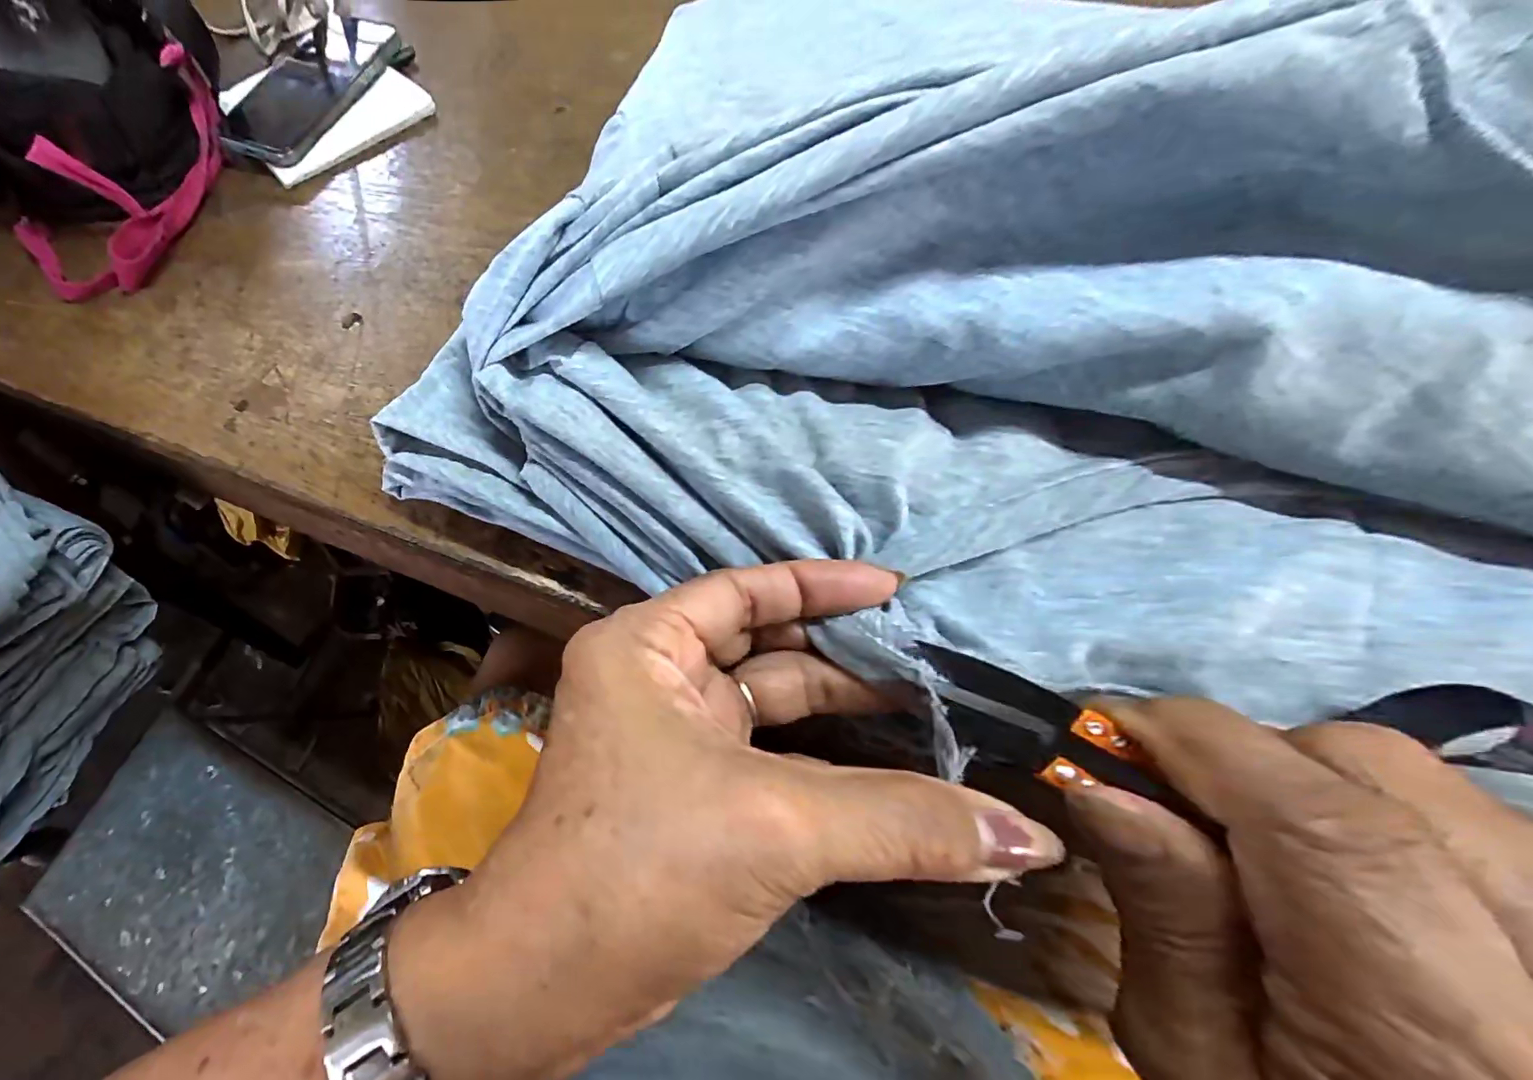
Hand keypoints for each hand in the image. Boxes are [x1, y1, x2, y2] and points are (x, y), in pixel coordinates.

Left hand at [390, 560, 1064, 1079]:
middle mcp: (652, 679)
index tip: (894, 590)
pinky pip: (770, 759)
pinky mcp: (691, 795)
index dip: (817, 584)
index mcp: (643, 646)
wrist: (551, 975)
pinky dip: (827, 765)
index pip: (740, 591)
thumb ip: (901, 820)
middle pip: (760, 645)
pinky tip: (894, 775)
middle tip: (928, 657)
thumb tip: (1034, 839)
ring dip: (841, 713)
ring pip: (769, 708)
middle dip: (840, 653)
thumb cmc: (643, 863)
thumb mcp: (773, 824)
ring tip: (929, 710)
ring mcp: (671, 739)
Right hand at [1067, 699, 1532, 1079]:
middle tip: (1163, 795)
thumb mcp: (1194, 1056)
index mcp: (1443, 1031)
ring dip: (1300, 782)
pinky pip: (1461, 819)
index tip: (1098, 727)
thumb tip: (1100, 791)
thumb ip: (1165, 922)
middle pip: (1377, 772)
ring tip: (1245, 840)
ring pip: (1423, 782)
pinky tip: (1326, 875)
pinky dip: (1366, 815)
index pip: (1320, 822)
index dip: (1194, 743)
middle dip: (1238, 756)